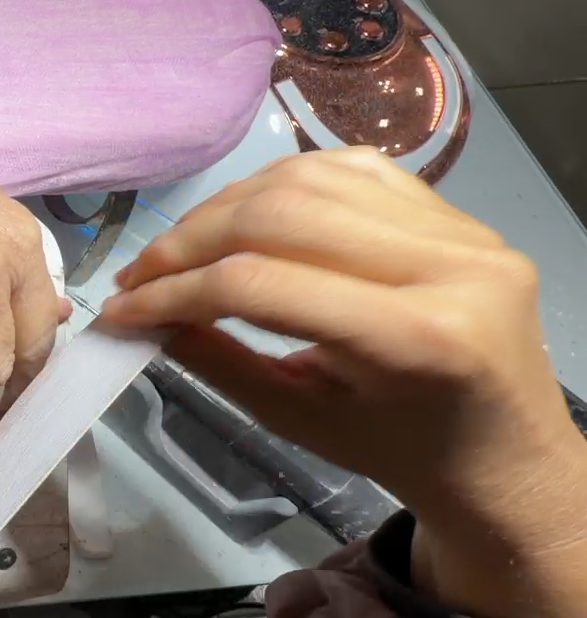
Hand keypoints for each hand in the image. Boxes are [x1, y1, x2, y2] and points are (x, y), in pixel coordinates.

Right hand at [101, 148, 586, 617]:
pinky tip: (237, 219)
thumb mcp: (286, 415)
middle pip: (275, 216)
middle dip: (183, 244)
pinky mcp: (452, 214)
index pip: (255, 283)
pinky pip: (344, 170)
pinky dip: (271, 186)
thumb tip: (135, 316)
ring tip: (178, 250)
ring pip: (304, 180)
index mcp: (413, 336)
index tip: (118, 311)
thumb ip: (209, 356)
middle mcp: (449, 265)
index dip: (170, 292)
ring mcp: (460, 230)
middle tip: (135, 279)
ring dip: (217, 211)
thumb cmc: (391, 445)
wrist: (500, 448)